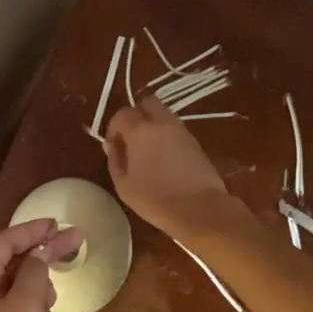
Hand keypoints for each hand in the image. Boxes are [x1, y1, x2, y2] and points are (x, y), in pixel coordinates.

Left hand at [0, 218, 81, 311]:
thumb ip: (34, 272)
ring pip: (10, 283)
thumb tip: (39, 253)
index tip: (59, 223)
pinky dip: (28, 303)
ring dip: (34, 281)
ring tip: (54, 291)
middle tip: (73, 243)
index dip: (33, 229)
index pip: (6, 240)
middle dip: (40, 251)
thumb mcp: (25, 307)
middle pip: (8, 259)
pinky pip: (9, 306)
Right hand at [103, 95, 238, 240]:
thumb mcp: (124, 185)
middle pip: (146, 103)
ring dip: (152, 124)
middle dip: (136, 115)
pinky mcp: (194, 141)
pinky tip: (164, 158)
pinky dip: (166, 135)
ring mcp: (181, 130)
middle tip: (131, 139)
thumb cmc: (156, 199)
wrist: (199, 208)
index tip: (113, 147)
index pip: (122, 114)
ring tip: (147, 150)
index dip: (113, 128)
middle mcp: (162, 122)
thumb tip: (113, 145)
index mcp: (140, 130)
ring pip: (163, 114)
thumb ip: (115, 159)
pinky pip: (174, 128)